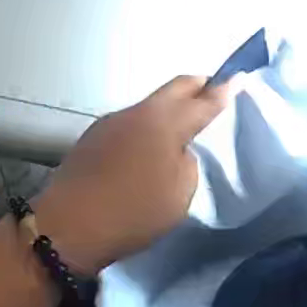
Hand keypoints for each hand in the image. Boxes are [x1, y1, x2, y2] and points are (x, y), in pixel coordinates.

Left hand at [31, 76, 231, 273]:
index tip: (239, 78)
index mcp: (166, 121)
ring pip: (151, 105)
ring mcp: (112, 121)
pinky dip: (148, 126)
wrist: (67, 228)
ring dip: (170, 108)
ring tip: (182, 127)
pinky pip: (132, 122)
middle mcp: (139, 112)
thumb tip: (177, 149)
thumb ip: (187, 161)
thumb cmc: (133, 211)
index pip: (203, 100)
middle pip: (175, 87)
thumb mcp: (180, 193)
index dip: (225, 90)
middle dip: (198, 86)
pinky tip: (147, 148)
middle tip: (214, 92)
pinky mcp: (93, 137)